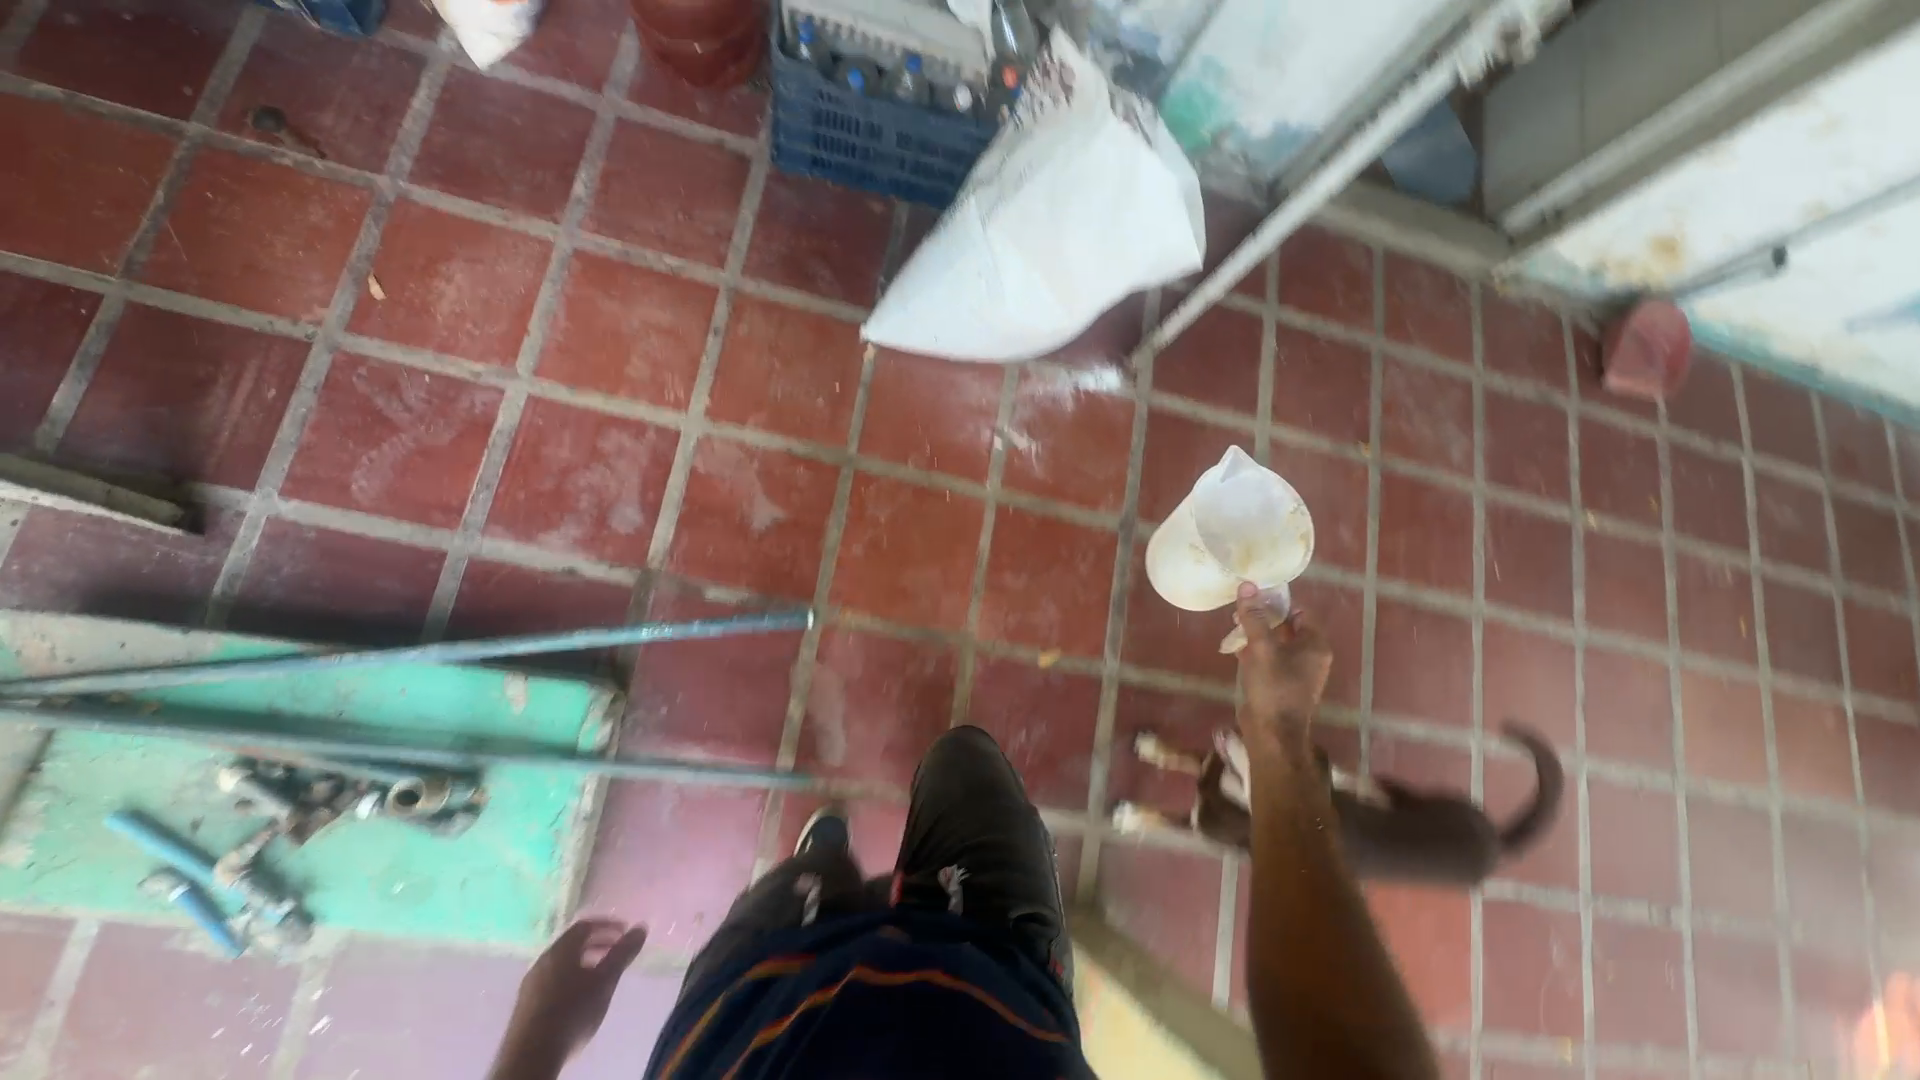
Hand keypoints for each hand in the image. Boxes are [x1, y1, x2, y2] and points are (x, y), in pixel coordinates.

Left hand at [497, 919, 646, 1070]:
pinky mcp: (525, 1005)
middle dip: (597, 944)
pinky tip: (579, 998)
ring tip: (600, 977)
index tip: (625, 933)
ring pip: (561, 963)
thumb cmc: (573, 1011)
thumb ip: (623, 953)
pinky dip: (570, 978)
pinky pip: (552, 980)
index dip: (608, 926)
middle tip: (616, 953)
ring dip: (583, 962)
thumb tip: (640, 928)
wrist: (531, 1056)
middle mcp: (542, 961)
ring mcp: (531, 983)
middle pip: (572, 944)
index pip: (585, 926)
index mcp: (560, 950)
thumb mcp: (605, 981)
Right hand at [1233, 582, 1330, 754]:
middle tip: (1239, 611)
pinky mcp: (1281, 683)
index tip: (1254, 596)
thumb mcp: (1261, 649)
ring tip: (1233, 627)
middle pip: (1287, 626)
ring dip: (1256, 634)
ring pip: (1276, 642)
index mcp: (1315, 645)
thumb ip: (1254, 617)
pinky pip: (1269, 658)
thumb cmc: (1273, 688)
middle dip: (1263, 617)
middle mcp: (1310, 656)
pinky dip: (1254, 651)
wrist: (1272, 733)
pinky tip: (1234, 648)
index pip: (1300, 611)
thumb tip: (1247, 585)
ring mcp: (1296, 671)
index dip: (1278, 601)